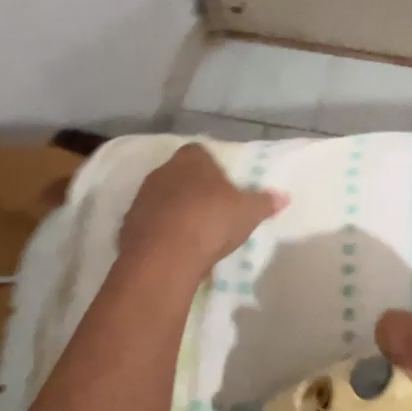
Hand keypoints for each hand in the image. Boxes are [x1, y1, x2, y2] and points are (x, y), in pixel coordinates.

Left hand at [119, 144, 286, 273]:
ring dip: (175, 212)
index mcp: (191, 160)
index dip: (213, 169)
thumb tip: (284, 197)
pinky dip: (161, 233)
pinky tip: (176, 250)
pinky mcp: (127, 226)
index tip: (224, 188)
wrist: (164, 257)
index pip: (201, 153)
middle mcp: (162, 172)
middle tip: (212, 212)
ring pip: (162, 200)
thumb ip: (265, 202)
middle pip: (180, 176)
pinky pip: (149, 224)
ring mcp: (141, 198)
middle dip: (194, 190)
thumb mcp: (248, 212)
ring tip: (195, 234)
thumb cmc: (211, 221)